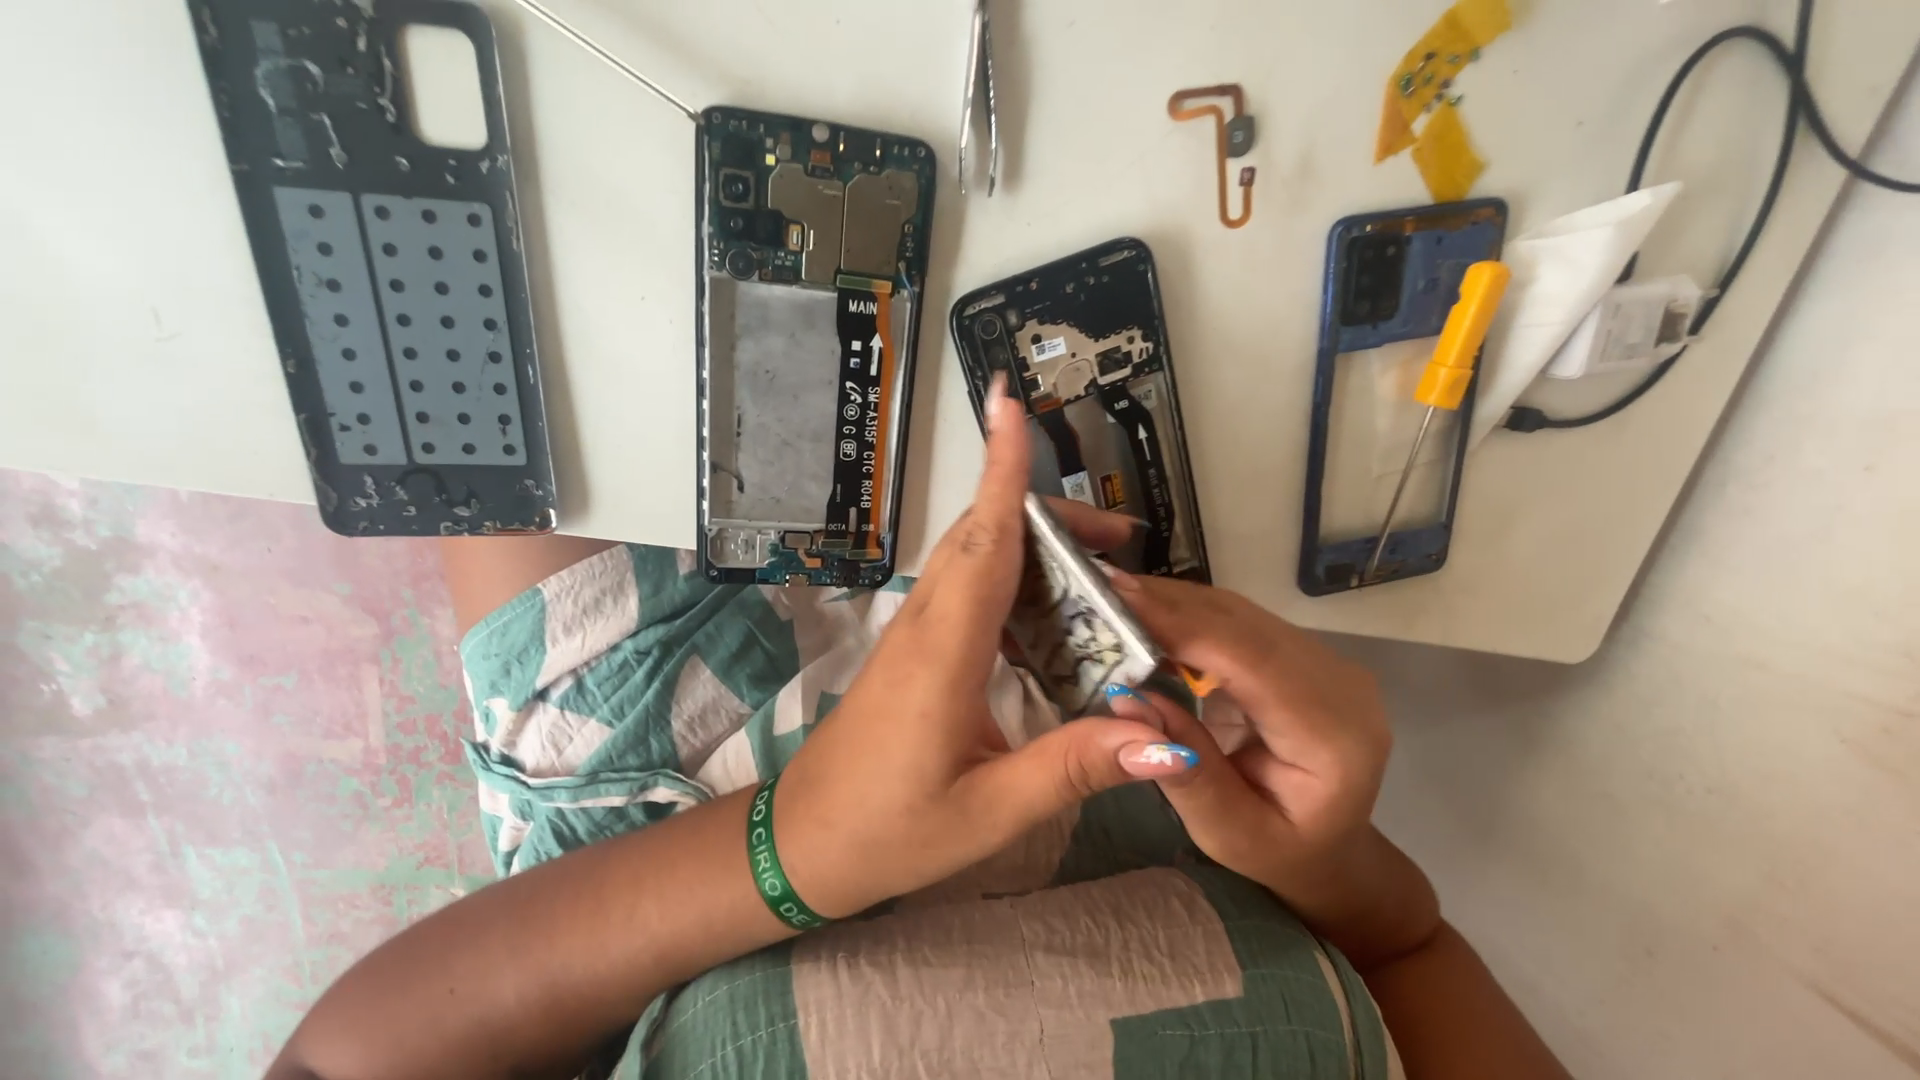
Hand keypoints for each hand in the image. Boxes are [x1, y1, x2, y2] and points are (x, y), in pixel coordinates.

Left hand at [771, 379, 1200, 918]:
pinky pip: (967, 588)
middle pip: (985, 535)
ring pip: (974, 556)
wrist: (801, 843)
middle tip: (1124, 537)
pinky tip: (1053, 619)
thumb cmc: (888, 830)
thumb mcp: (989, 810)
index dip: (1001, 470)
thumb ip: (1075, 768)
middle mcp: (927, 625)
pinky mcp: (915, 649)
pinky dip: (1014, 578)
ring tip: (1104, 573)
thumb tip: (1169, 739)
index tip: (1007, 402)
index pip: (983, 542)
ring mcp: (915, 633)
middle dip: (1052, 516)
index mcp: (945, 653)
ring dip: (1035, 545)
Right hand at [1100, 572, 1437, 964]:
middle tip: (1098, 587)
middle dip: (1169, 603)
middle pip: (1245, 625)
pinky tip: (1145, 607)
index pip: (1252, 660)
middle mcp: (1340, 684)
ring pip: (1240, 614)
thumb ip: (1183, 770)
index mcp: (1332, 735)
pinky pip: (1239, 621)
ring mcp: (1325, 662)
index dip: (1184, 625)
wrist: (1330, 848)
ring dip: (1174, 601)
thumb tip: (1124, 698)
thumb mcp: (1225, 832)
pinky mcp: (1302, 654)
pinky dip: (1188, 612)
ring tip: (1111, 592)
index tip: (1119, 600)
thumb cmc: (1277, 851)